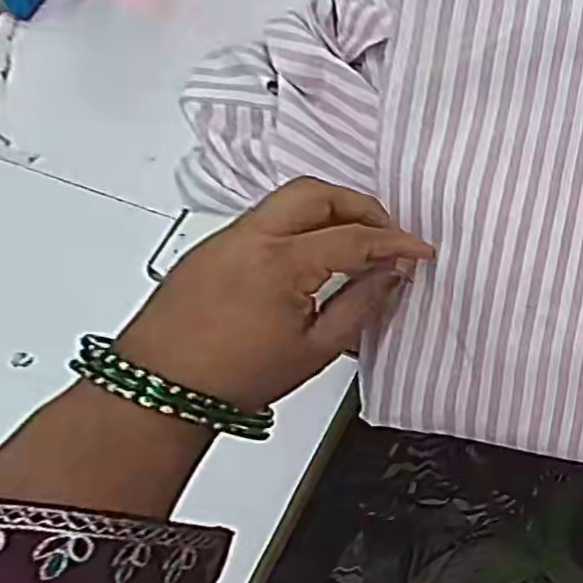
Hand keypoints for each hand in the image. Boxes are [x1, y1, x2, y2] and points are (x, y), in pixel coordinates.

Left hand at [116, 177, 434, 411]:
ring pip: (289, 201)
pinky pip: (269, 220)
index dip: (397, 243)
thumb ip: (363, 303)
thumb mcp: (320, 345)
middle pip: (316, 193)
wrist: (161, 389)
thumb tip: (390, 274)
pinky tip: (323, 256)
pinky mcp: (213, 249)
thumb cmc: (237, 374)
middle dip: (363, 208)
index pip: (354, 237)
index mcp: (280, 263)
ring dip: (333, 213)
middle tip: (389, 235)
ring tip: (360, 245)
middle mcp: (249, 239)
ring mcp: (226, 239)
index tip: (421, 251)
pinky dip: (305, 226)